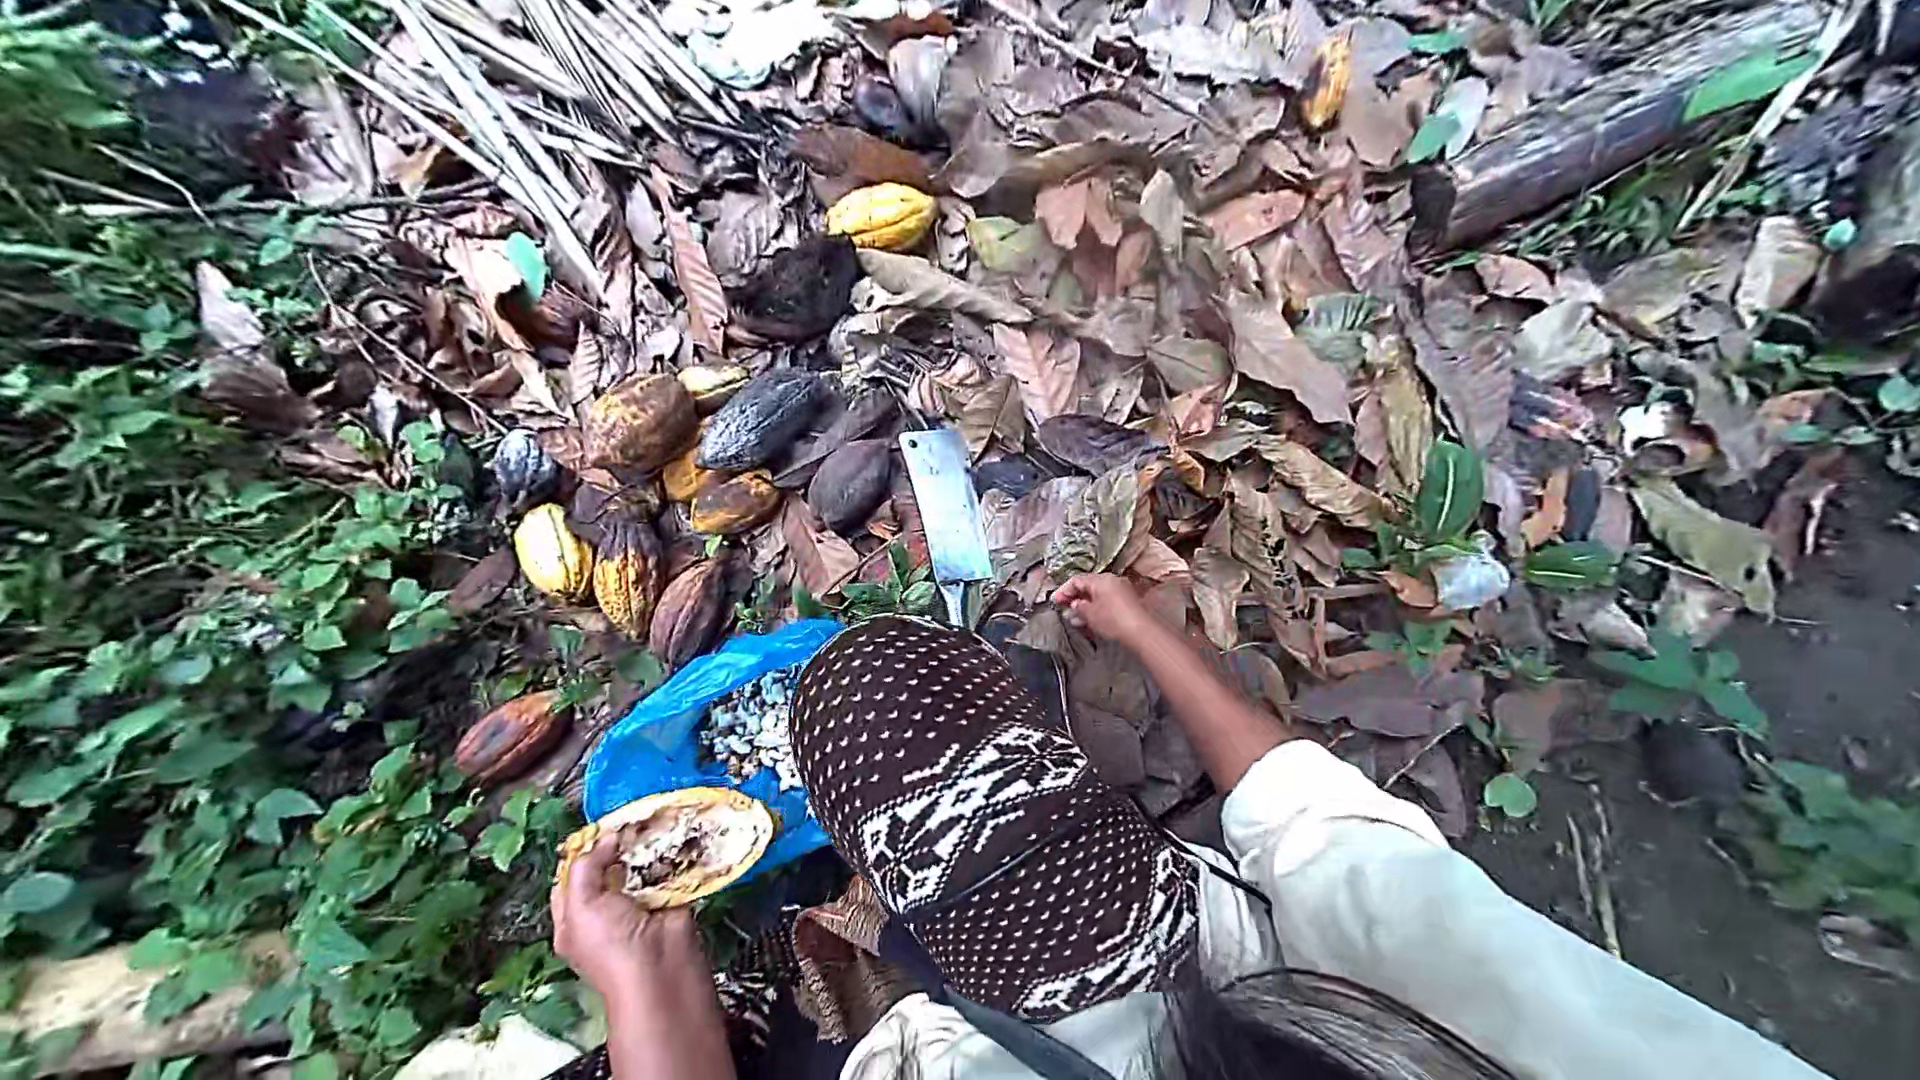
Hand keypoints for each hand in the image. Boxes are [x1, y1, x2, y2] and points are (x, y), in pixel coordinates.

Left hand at [551, 832, 704, 1003]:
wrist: (661, 967)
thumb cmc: (612, 944)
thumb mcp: (582, 908)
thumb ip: (586, 869)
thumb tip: (606, 838)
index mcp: (574, 919)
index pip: (570, 878)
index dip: (580, 852)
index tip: (597, 828)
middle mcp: (605, 910)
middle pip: (606, 867)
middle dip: (617, 844)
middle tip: (629, 819)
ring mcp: (638, 902)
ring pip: (639, 864)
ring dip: (646, 844)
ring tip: (653, 819)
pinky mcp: (668, 896)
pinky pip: (667, 868)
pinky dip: (671, 852)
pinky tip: (673, 833)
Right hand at [1054, 573, 1153, 643]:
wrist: (1141, 631)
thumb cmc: (1112, 620)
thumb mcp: (1089, 614)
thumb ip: (1078, 607)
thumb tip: (1074, 604)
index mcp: (1100, 579)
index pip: (1076, 580)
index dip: (1063, 590)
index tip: (1055, 601)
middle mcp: (1112, 579)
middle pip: (1088, 585)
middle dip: (1074, 597)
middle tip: (1064, 608)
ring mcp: (1121, 589)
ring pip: (1098, 593)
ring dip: (1085, 603)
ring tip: (1076, 617)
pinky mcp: (1128, 600)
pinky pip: (1107, 599)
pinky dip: (1097, 606)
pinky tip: (1091, 618)